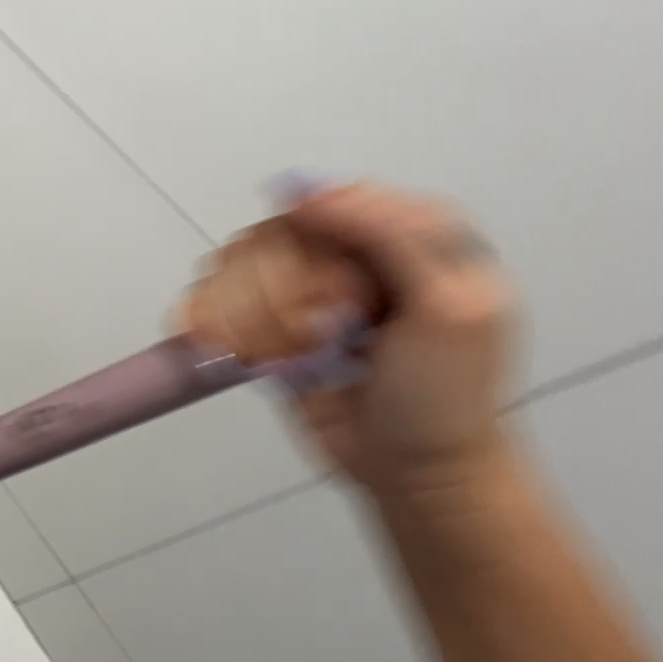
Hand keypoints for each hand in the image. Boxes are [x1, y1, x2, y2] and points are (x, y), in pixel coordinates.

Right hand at [180, 183, 514, 498]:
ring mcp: (295, 280)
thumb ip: (392, 232)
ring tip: (292, 359)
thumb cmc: (442, 395)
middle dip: (287, 296)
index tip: (338, 304)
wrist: (412, 472)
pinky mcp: (258, 313)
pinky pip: (210, 293)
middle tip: (328, 338)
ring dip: (255, 320)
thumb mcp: (451, 308)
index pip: (321, 204)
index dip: (318, 251)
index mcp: (398, 232)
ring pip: (233, 264)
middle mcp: (341, 248)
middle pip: (270, 235)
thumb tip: (301, 189)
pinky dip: (218, 325)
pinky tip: (242, 354)